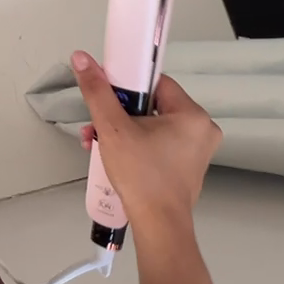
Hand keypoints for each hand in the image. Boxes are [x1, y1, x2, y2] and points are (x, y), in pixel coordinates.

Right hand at [72, 50, 220, 238]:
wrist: (157, 225)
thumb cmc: (140, 174)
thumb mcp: (112, 127)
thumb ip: (97, 90)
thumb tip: (82, 58)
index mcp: (192, 115)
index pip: (155, 82)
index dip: (127, 84)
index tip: (107, 94)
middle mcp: (201, 130)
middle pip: (150, 104)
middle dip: (117, 112)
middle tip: (97, 124)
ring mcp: (196, 150)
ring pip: (150, 124)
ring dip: (120, 129)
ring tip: (97, 142)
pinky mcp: (186, 166)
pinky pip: (156, 142)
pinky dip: (134, 143)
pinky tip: (113, 153)